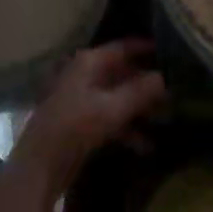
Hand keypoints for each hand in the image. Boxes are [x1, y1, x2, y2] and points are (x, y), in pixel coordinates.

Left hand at [0, 40, 167, 211]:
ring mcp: (83, 99)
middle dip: (146, 84)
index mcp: (90, 62)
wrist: (40, 165)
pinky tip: (145, 144)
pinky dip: (127, 128)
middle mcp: (86, 74)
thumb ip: (139, 92)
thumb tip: (164, 77)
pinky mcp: (82, 123)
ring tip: (164, 118)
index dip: (145, 47)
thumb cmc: (74, 126)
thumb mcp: (111, 109)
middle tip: (172, 89)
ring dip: (139, 109)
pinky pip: (110, 118)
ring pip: (118, 97)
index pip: (123, 46)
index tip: (168, 49)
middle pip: (122, 73)